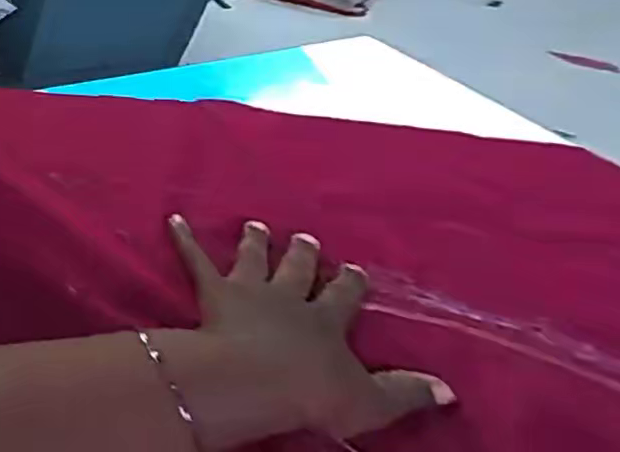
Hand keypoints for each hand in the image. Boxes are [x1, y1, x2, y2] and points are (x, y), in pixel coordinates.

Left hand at [170, 215, 455, 441]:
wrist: (259, 377)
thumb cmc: (316, 394)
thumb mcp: (373, 401)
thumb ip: (407, 392)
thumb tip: (447, 388)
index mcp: (326, 322)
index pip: (343, 299)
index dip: (349, 284)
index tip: (355, 268)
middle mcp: (288, 297)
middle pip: (298, 270)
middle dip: (303, 254)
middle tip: (305, 236)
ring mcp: (248, 288)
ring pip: (253, 258)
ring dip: (254, 241)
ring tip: (254, 225)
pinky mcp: (213, 287)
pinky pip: (194, 257)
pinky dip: (182, 236)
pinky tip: (171, 217)